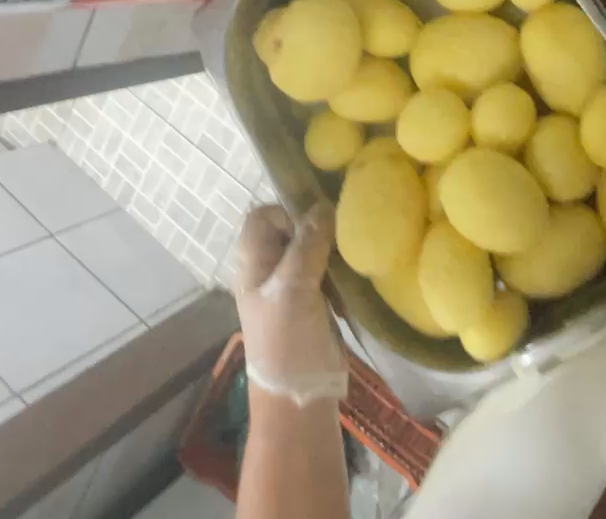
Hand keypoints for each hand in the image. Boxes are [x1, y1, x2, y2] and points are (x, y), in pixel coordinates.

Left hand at [234, 203, 347, 405]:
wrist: (300, 399)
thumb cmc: (288, 342)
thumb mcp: (294, 290)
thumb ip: (308, 246)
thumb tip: (324, 206)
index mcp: (254, 264)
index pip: (263, 217)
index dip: (286, 213)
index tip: (315, 227)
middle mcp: (269, 271)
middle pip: (291, 230)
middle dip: (317, 231)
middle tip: (342, 239)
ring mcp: (292, 288)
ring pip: (313, 250)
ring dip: (332, 253)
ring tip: (350, 261)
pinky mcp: (314, 303)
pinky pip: (327, 273)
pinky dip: (340, 274)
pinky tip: (352, 285)